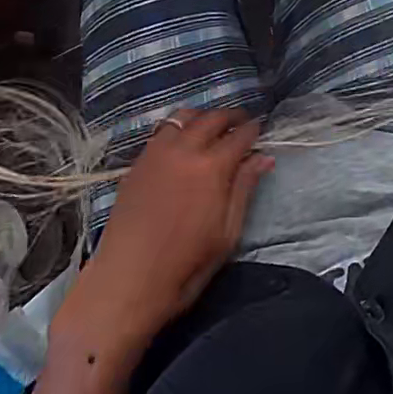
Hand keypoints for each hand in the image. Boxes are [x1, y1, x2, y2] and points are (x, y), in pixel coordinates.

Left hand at [25, 108, 273, 393]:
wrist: (129, 277)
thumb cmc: (186, 265)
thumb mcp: (227, 233)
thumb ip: (244, 189)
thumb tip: (263, 157)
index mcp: (211, 167)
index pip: (238, 136)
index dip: (252, 129)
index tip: (261, 126)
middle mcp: (184, 149)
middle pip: (211, 118)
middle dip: (230, 116)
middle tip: (241, 121)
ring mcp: (157, 151)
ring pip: (183, 117)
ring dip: (202, 115)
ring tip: (212, 125)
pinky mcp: (138, 160)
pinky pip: (162, 130)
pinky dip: (178, 125)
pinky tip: (182, 138)